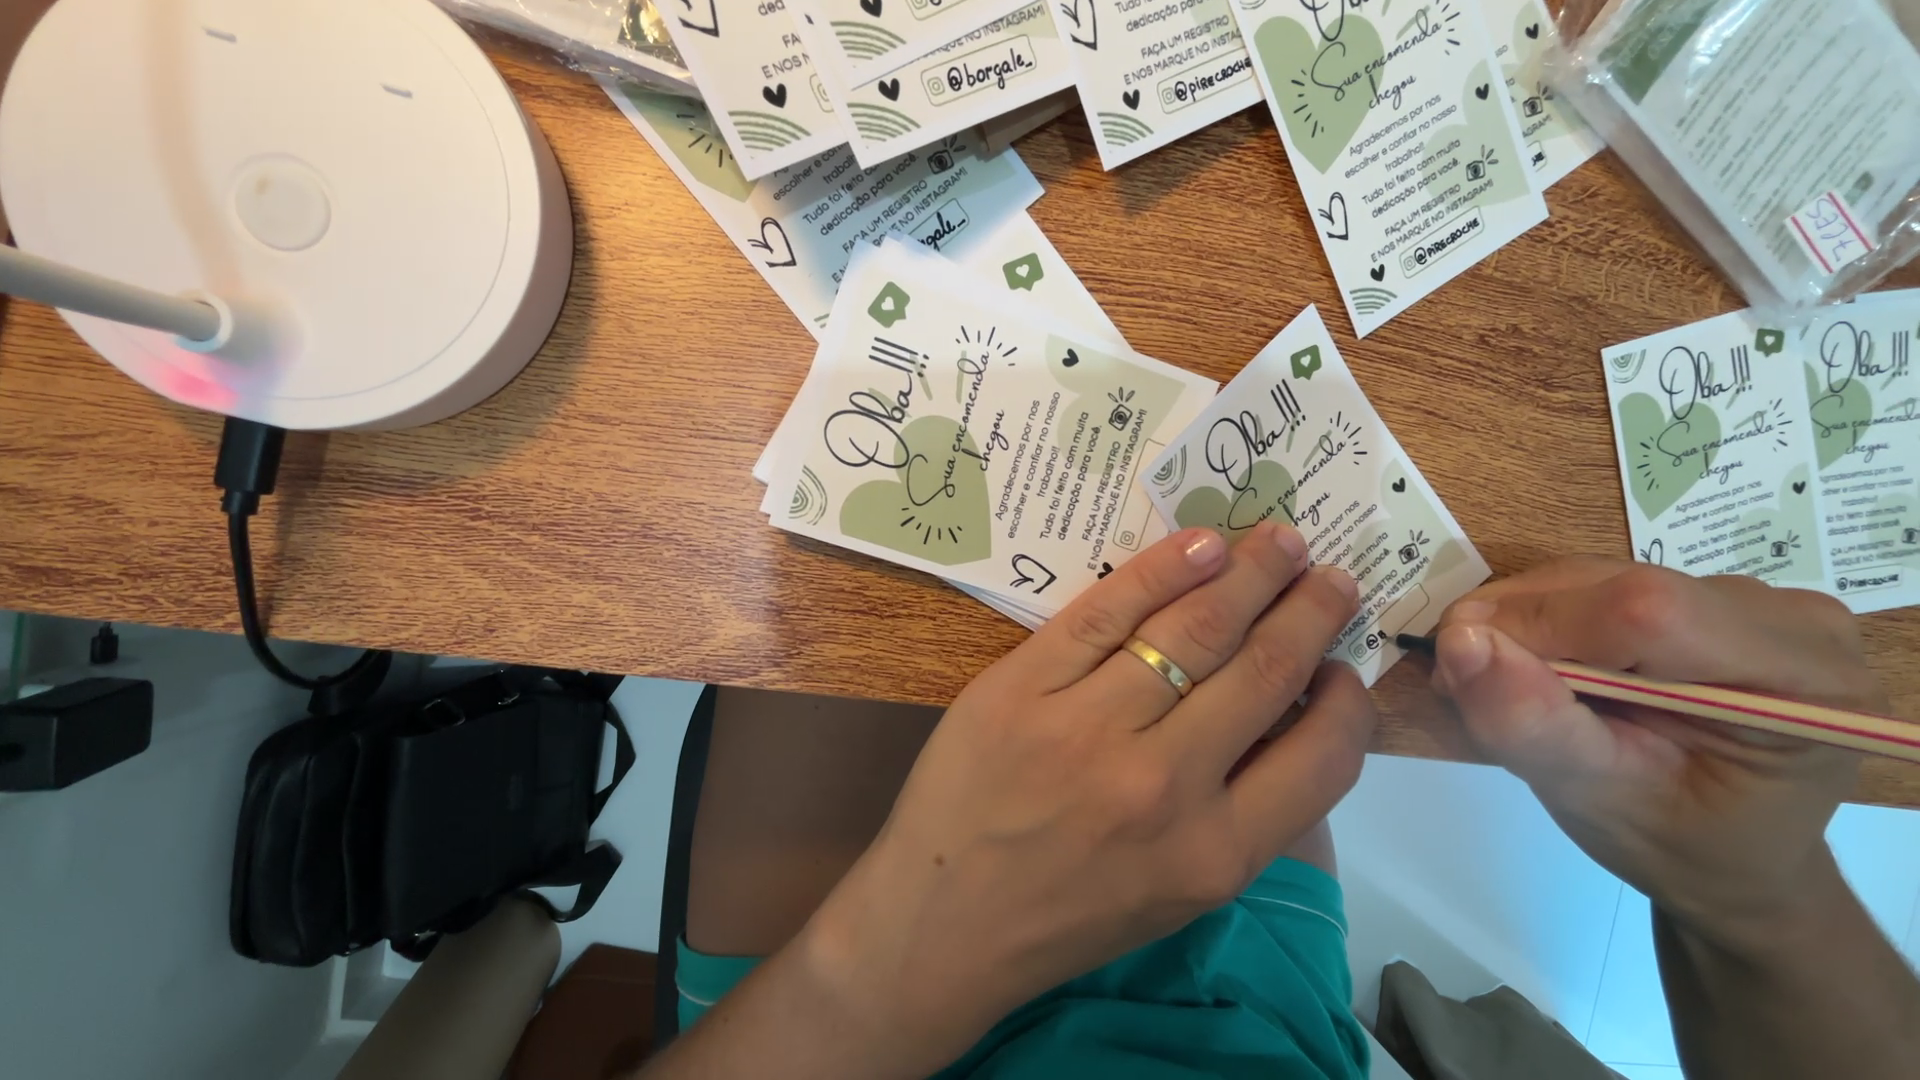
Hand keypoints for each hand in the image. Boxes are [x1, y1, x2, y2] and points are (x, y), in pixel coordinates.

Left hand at [792, 522, 1374, 1074]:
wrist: (946, 919)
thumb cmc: (1067, 912)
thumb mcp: (1179, 892)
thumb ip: (1242, 813)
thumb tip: (1288, 714)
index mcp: (1215, 851)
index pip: (1320, 757)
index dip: (1347, 702)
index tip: (1343, 665)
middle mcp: (1164, 784)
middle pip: (1260, 671)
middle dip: (1308, 613)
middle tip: (1333, 576)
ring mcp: (1088, 726)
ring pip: (1191, 629)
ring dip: (1250, 576)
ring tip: (1282, 542)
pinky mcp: (1023, 686)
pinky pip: (1105, 611)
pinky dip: (1160, 570)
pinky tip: (1202, 547)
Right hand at [1431, 559, 1885, 944]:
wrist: (1721, 847)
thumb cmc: (1675, 842)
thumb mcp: (1594, 799)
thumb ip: (1529, 723)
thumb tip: (1455, 640)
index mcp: (1796, 679)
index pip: (1644, 612)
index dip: (1535, 627)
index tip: (1464, 674)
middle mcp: (1783, 617)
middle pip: (1607, 587)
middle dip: (1513, 628)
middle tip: (1476, 691)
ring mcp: (1740, 596)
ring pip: (1584, 578)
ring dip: (1515, 623)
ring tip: (1507, 688)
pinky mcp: (1696, 591)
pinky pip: (1585, 583)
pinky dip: (1534, 619)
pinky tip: (1538, 667)